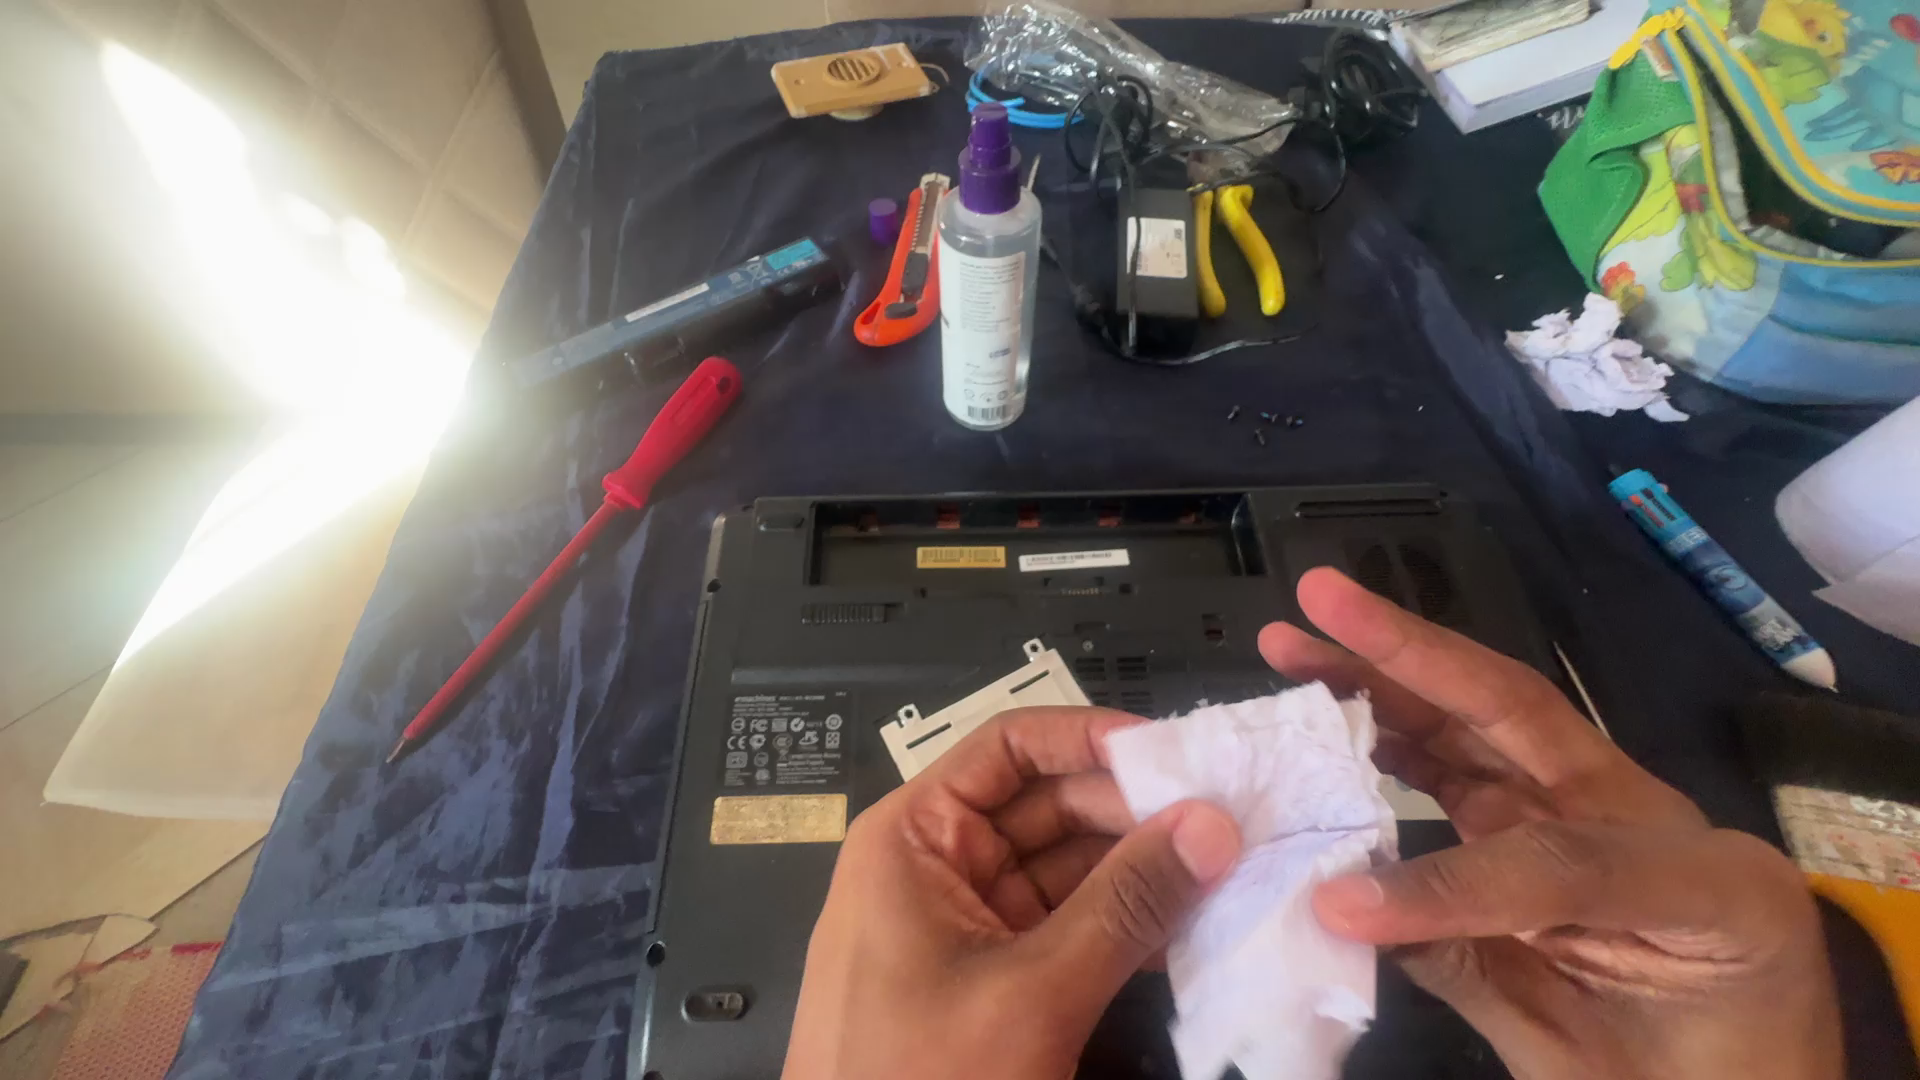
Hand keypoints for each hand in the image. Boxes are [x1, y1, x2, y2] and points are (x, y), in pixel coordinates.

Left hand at [782, 707, 1241, 1079]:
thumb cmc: (918, 1079)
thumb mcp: (1026, 992)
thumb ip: (1123, 907)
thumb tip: (1207, 827)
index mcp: (916, 833)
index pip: (1008, 749)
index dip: (1085, 737)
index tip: (1168, 750)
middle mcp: (942, 859)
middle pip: (1048, 803)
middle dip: (1131, 809)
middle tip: (1220, 817)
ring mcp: (973, 917)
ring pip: (1069, 864)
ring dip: (1140, 869)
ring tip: (1222, 866)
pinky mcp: (1000, 971)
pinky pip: (1072, 921)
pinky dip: (1126, 923)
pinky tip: (1188, 925)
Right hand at [1262, 567, 1841, 1079]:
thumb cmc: (1678, 1077)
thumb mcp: (1583, 1055)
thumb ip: (1467, 967)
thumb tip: (1338, 905)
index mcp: (1704, 885)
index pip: (1558, 860)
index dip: (1449, 880)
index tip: (1343, 903)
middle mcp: (1635, 808)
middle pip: (1511, 706)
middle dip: (1406, 647)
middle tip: (1318, 595)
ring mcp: (1572, 795)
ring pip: (1466, 711)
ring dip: (1373, 671)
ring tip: (1289, 642)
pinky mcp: (1521, 801)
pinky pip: (1443, 751)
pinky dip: (1378, 726)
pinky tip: (1325, 709)